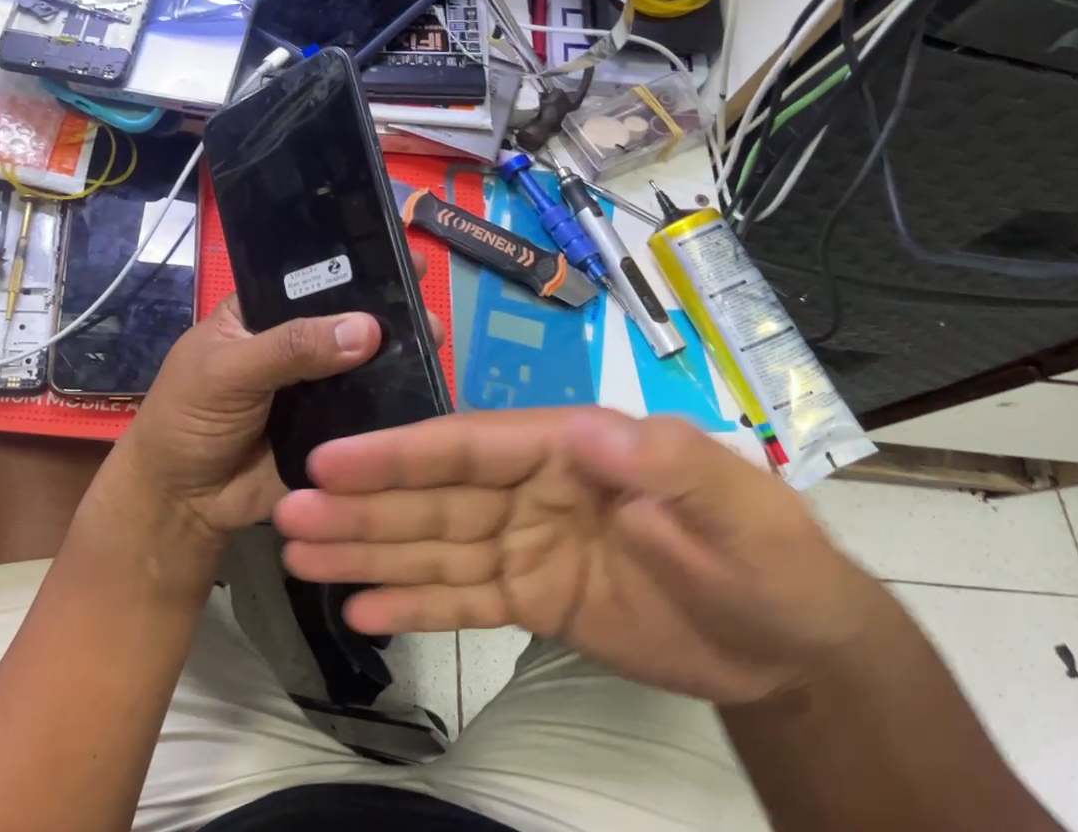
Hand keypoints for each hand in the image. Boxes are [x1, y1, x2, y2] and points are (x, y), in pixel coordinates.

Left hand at [117, 251, 444, 542]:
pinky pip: (368, 414)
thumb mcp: (227, 371)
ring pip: (365, 366)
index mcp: (261, 316)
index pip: (311, 279)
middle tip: (426, 302)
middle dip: (387, 308)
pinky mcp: (333, 432)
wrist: (181, 500)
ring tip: (436, 338)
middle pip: (347, 320)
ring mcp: (317, 390)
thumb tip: (365, 328)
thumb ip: (288, 348)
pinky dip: (394, 403)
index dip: (353, 265)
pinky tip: (429, 386)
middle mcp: (295, 346)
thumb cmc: (186, 419)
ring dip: (399, 353)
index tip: (401, 253)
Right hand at [272, 407, 889, 704]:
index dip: (397, 454)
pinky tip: (359, 609)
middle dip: (360, 506)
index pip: (468, 447)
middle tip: (288, 515)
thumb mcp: (735, 505)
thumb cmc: (770, 560)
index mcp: (568, 450)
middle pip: (432, 497)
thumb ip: (663, 464)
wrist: (789, 647)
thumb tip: (582, 429)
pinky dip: (410, 604)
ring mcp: (524, 546)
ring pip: (431, 547)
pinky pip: (459, 601)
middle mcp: (530, 490)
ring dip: (366, 552)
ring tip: (299, 558)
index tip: (330, 460)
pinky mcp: (529, 599)